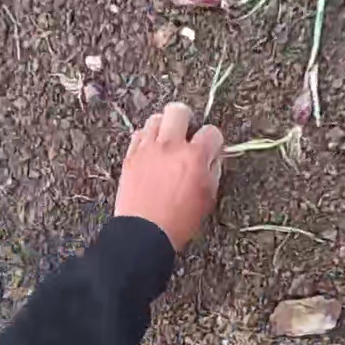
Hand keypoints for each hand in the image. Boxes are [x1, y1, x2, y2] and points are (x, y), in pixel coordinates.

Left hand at [115, 102, 224, 251]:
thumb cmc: (179, 221)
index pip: (211, 131)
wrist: (144, 233)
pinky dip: (146, 139)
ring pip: (155, 119)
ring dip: (164, 127)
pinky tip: (151, 152)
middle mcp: (170, 146)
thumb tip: (213, 158)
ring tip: (167, 142)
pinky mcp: (131, 157)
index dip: (213, 140)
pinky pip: (138, 135)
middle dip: (186, 119)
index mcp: (194, 156)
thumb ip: (212, 171)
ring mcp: (147, 149)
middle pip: (178, 111)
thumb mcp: (207, 198)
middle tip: (187, 134)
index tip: (210, 148)